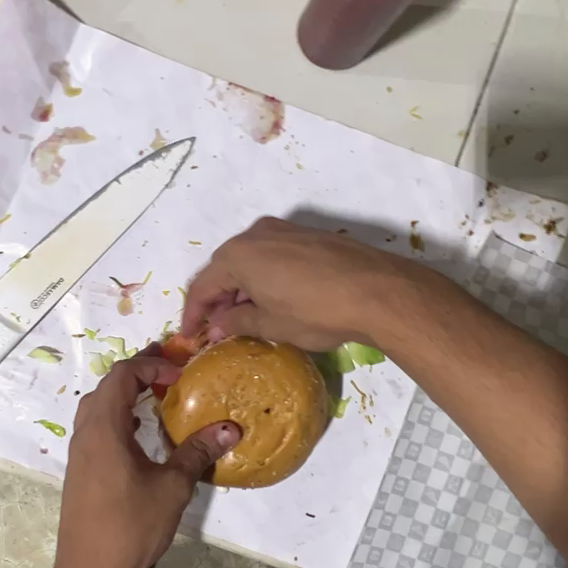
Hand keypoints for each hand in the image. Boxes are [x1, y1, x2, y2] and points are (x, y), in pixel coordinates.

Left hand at [52, 355, 239, 567]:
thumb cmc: (130, 527)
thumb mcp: (172, 488)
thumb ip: (198, 453)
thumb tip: (230, 429)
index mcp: (103, 428)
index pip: (122, 375)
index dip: (151, 364)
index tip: (181, 372)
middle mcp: (85, 433)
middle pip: (107, 385)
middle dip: (139, 372)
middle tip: (170, 369)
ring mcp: (78, 452)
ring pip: (98, 406)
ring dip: (126, 394)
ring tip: (157, 393)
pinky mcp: (80, 470)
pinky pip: (96, 426)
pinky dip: (118, 415)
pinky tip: (140, 431)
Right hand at [179, 216, 441, 352]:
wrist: (378, 290)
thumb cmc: (316, 312)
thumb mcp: (271, 324)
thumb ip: (237, 321)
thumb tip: (218, 325)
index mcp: (238, 255)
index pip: (202, 286)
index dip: (193, 314)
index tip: (189, 337)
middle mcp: (255, 234)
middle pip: (224, 268)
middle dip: (218, 299)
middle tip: (218, 329)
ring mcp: (284, 230)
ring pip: (249, 260)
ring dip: (242, 288)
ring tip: (246, 317)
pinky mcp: (308, 235)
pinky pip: (272, 255)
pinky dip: (264, 277)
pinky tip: (274, 300)